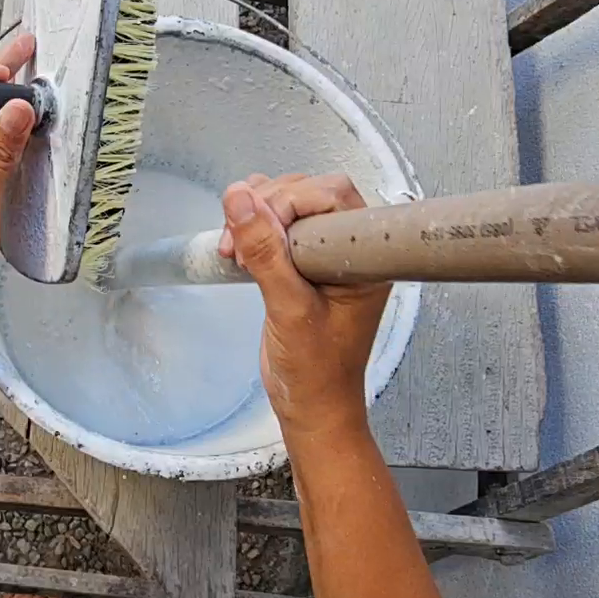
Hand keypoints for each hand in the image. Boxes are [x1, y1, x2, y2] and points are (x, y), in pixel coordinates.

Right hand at [219, 173, 390, 439]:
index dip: (291, 201)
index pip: (332, 196)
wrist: (309, 403)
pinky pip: (275, 225)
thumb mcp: (288, 309)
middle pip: (307, 193)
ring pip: (288, 205)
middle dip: (267, 209)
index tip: (260, 227)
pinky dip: (251, 228)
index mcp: (364, 257)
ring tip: (234, 250)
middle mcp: (347, 249)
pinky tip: (237, 246)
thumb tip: (240, 200)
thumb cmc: (315, 369)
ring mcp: (323, 254)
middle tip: (239, 246)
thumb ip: (265, 253)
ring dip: (254, 218)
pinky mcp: (300, 262)